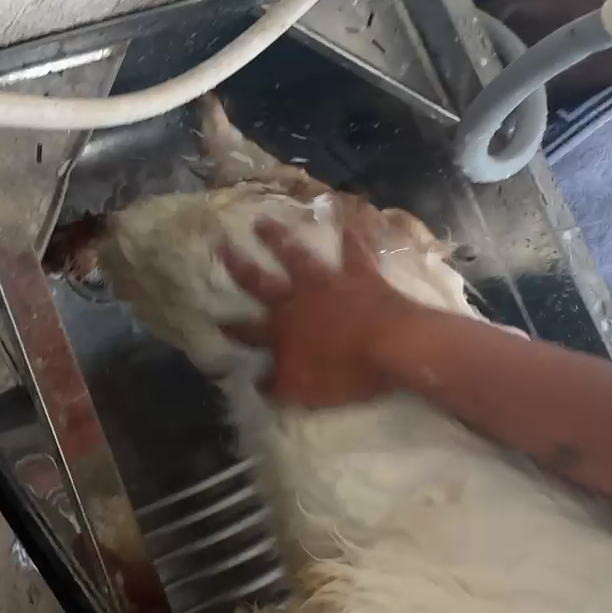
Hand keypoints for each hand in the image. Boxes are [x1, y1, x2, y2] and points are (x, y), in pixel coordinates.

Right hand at [218, 218, 426, 407]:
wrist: (395, 347)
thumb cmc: (345, 371)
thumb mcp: (302, 391)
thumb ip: (276, 386)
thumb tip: (255, 382)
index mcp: (280, 330)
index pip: (248, 330)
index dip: (232, 328)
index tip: (216, 321)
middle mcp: (296, 301)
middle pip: (260, 281)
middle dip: (239, 265)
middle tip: (222, 246)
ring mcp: (328, 285)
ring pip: (297, 257)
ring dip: (278, 239)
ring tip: (263, 221)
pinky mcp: (363, 278)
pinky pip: (355, 253)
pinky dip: (352, 238)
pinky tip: (348, 221)